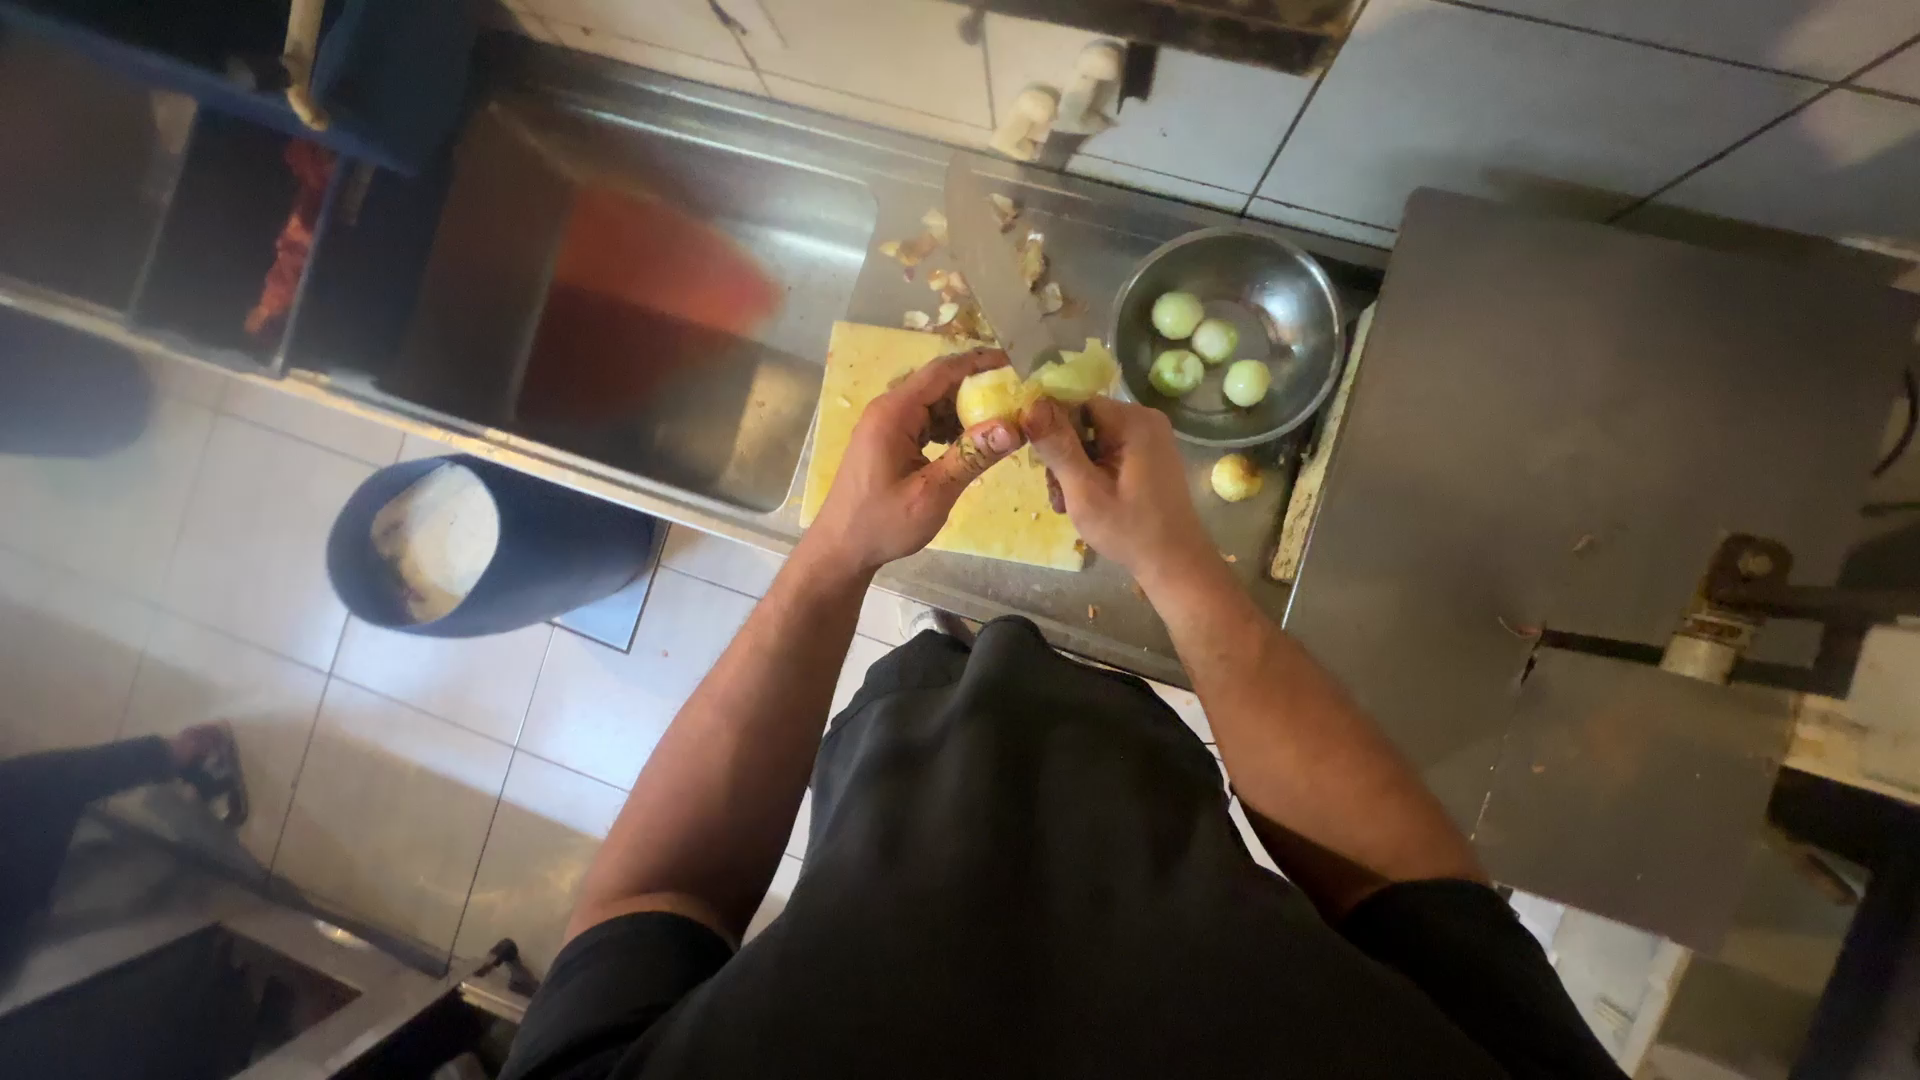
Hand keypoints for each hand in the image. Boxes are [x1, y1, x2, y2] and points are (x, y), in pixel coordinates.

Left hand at [807, 348, 1025, 573]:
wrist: (841, 549)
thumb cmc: (882, 523)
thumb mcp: (933, 493)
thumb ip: (972, 456)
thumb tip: (1014, 425)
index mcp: (893, 413)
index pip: (942, 371)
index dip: (980, 362)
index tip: (1016, 363)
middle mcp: (887, 410)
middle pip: (938, 384)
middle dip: (977, 386)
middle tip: (1016, 395)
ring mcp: (886, 425)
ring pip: (933, 403)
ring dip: (965, 409)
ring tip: (1002, 419)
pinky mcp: (888, 441)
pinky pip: (924, 421)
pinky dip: (949, 426)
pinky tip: (970, 443)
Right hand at [1023, 397, 1213, 578]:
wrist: (1174, 562)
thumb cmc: (1129, 530)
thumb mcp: (1085, 491)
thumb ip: (1058, 447)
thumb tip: (1031, 405)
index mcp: (1133, 421)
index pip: (1076, 402)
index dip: (1052, 427)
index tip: (1040, 462)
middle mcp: (1144, 420)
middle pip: (1083, 421)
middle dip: (1063, 455)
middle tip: (1056, 494)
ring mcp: (1149, 438)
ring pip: (1092, 439)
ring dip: (1074, 468)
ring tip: (1067, 503)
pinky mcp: (1149, 455)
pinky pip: (1108, 451)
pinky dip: (1092, 472)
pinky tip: (1086, 499)